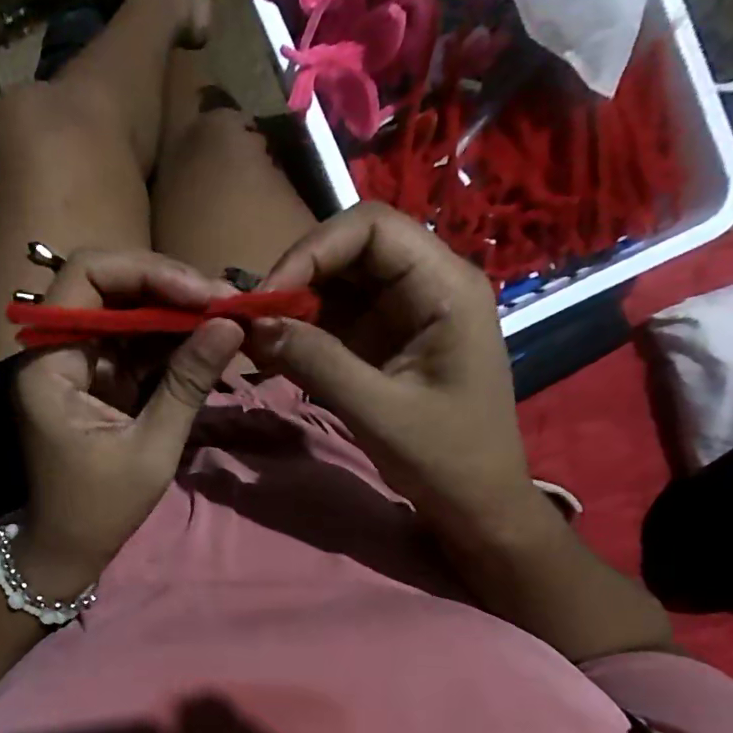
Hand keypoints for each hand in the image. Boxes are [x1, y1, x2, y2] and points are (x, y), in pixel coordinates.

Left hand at [13, 250, 244, 593]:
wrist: (69, 548)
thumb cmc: (101, 508)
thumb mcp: (151, 447)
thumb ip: (187, 382)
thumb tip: (230, 324)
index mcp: (49, 364)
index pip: (87, 279)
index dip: (146, 272)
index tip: (203, 293)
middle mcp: (56, 350)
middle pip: (109, 287)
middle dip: (169, 287)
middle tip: (227, 301)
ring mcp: (78, 363)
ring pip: (127, 312)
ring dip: (177, 311)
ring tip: (229, 317)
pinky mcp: (99, 379)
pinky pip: (136, 343)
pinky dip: (173, 340)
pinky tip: (211, 341)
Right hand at [250, 203, 543, 550]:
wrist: (478, 504)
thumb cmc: (445, 459)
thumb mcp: (378, 412)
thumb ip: (317, 362)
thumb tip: (254, 326)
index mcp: (445, 287)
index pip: (372, 228)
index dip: (312, 249)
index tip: (268, 295)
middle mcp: (429, 284)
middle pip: (353, 248)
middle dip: (299, 277)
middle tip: (255, 319)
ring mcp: (409, 311)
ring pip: (342, 282)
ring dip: (298, 305)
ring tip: (259, 338)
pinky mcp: (391, 338)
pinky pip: (342, 316)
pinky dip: (308, 330)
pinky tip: (278, 352)